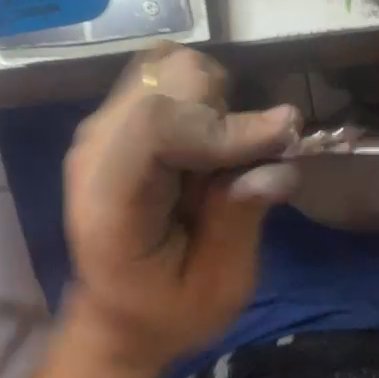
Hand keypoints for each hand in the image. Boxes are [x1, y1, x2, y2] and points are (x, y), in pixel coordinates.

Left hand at [60, 43, 301, 377]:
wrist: (116, 311)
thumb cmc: (167, 311)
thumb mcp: (218, 290)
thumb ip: (239, 221)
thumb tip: (280, 161)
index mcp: (110, 201)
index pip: (154, 127)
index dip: (220, 125)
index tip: (281, 138)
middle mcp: (97, 146)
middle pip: (169, 80)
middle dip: (222, 111)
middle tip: (237, 164)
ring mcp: (103, 123)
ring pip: (172, 65)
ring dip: (212, 101)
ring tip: (215, 158)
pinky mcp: (118, 112)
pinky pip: (167, 71)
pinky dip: (199, 95)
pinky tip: (202, 141)